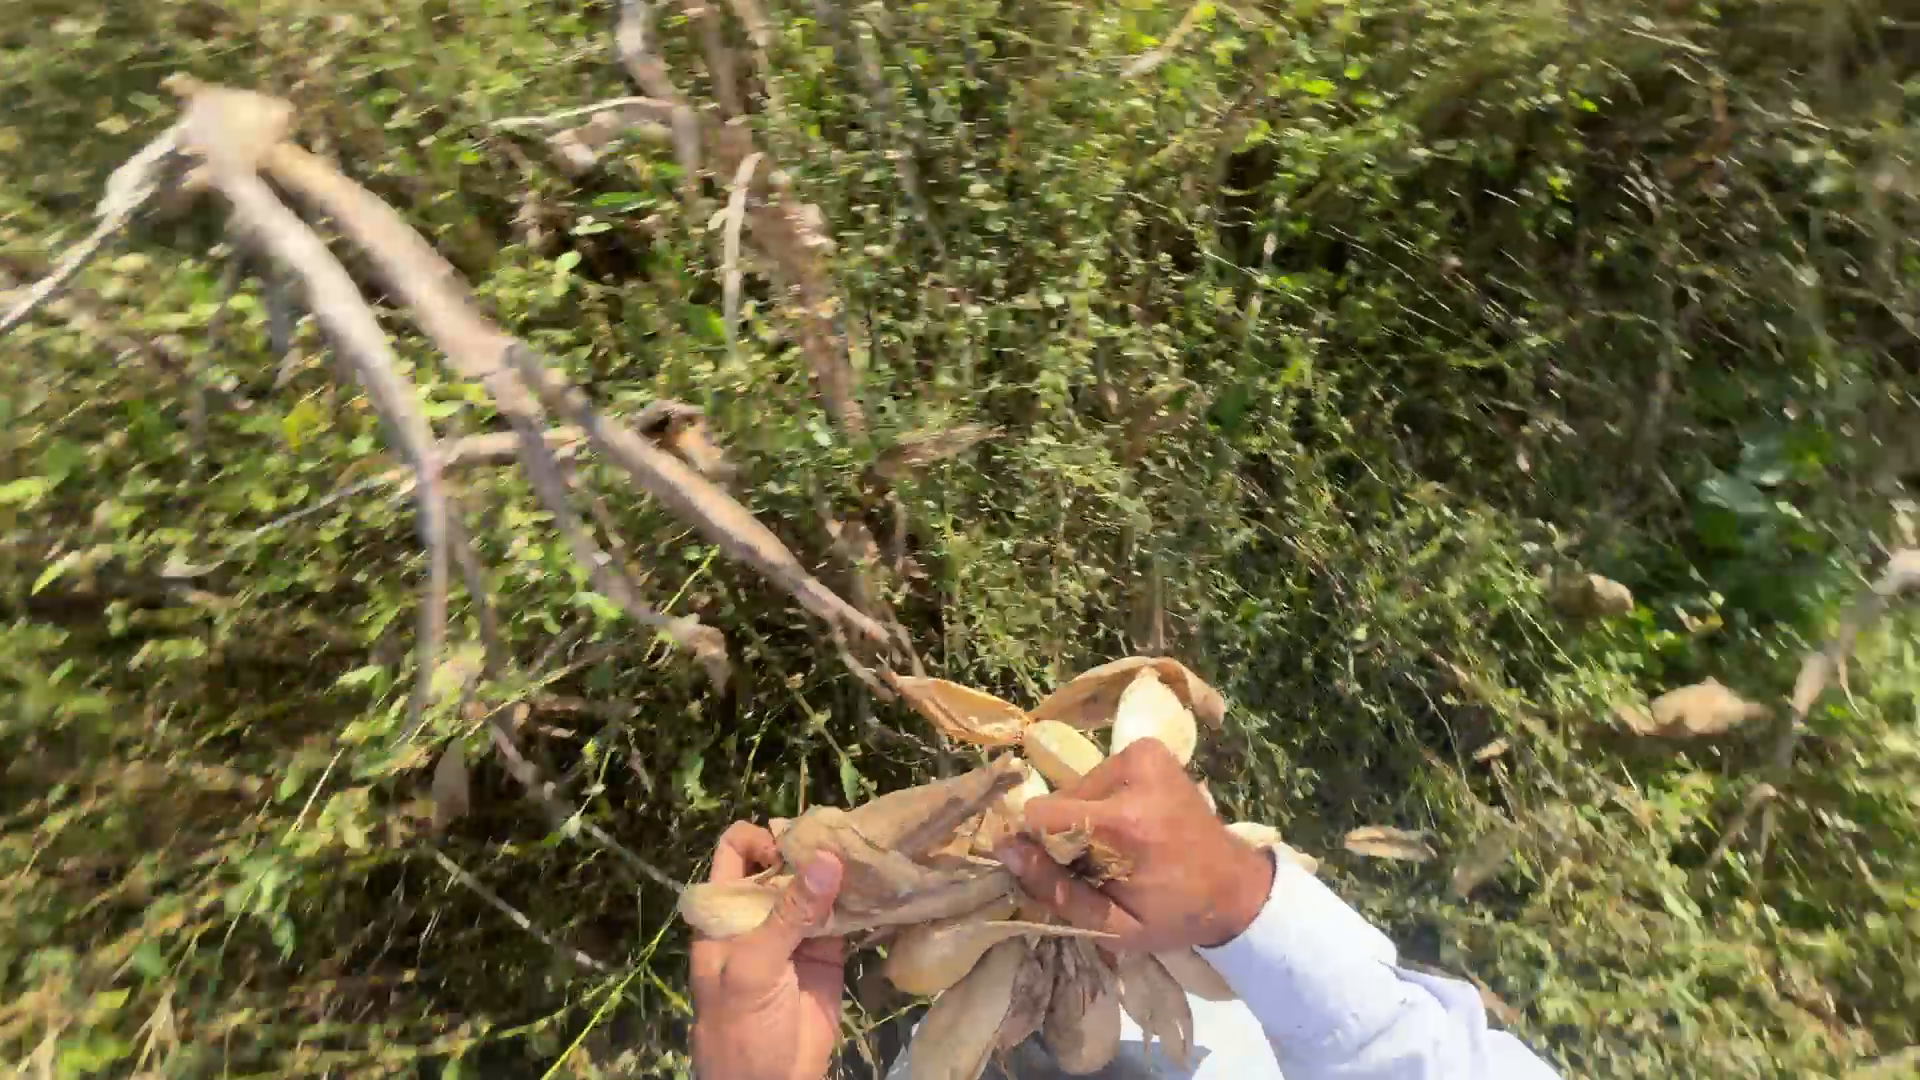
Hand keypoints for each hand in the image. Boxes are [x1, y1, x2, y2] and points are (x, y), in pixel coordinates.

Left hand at [690, 822, 846, 1079]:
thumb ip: (790, 913)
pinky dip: (862, 893)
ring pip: (817, 879)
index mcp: (726, 910)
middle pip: (784, 858)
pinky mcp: (829, 945)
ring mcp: (797, 926)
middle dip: (811, 845)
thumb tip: (827, 856)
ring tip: (869, 853)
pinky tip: (881, 880)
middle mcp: (761, 910)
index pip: (736, 850)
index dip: (760, 840)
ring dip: (841, 866)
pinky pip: (845, 908)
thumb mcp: (754, 970)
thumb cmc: (741, 1030)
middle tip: (843, 842)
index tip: (790, 852)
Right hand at [996, 740, 1273, 952]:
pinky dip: (1105, 798)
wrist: (1235, 886)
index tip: (1065, 867)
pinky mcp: (1149, 748)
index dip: (1041, 843)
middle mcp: (1135, 774)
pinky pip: (1099, 774)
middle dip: (1068, 830)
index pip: (1041, 813)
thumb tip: (1004, 848)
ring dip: (1087, 815)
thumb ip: (1055, 889)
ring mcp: (1144, 754)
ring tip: (1121, 844)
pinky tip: (1133, 821)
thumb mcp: (1113, 926)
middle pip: (1060, 798)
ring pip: (1078, 786)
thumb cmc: (1174, 914)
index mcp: (1124, 823)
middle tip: (1102, 861)